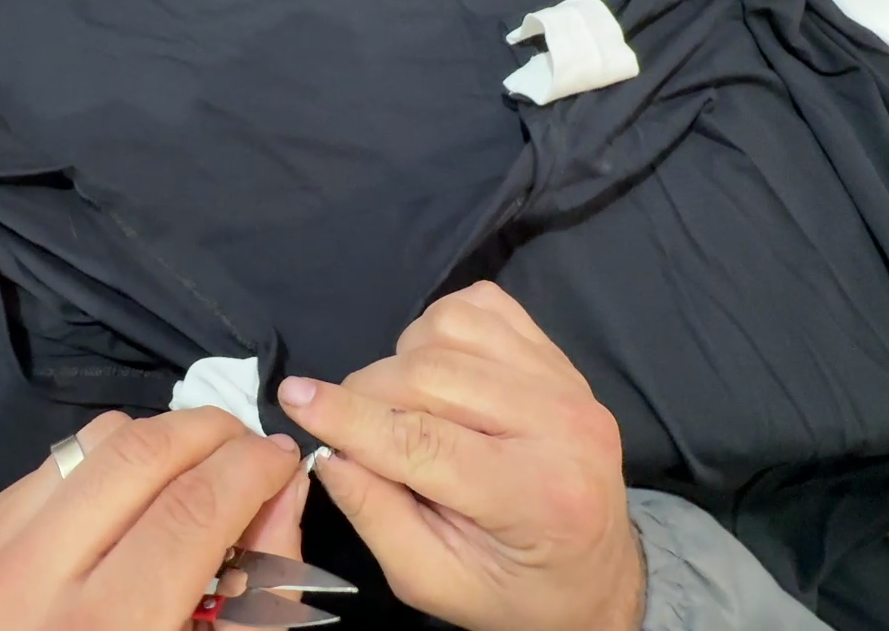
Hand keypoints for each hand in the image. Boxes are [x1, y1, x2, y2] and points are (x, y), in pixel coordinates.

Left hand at [0, 407, 308, 630]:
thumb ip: (264, 585)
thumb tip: (285, 483)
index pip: (191, 510)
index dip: (251, 468)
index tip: (284, 457)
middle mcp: (31, 582)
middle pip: (141, 453)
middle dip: (213, 431)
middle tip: (249, 444)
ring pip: (100, 437)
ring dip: (165, 437)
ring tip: (196, 468)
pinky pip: (64, 455)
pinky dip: (114, 458)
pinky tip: (132, 497)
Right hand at [279, 281, 643, 630]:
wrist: (595, 567)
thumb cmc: (512, 585)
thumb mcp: (436, 583)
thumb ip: (376, 517)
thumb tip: (328, 449)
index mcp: (537, 496)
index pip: (422, 441)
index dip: (348, 416)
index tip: (292, 396)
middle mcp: (562, 423)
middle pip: (428, 375)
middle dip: (367, 393)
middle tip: (353, 425)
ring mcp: (563, 376)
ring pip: (446, 327)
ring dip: (404, 359)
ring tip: (410, 404)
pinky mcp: (553, 348)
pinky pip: (474, 304)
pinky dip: (438, 328)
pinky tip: (443, 371)